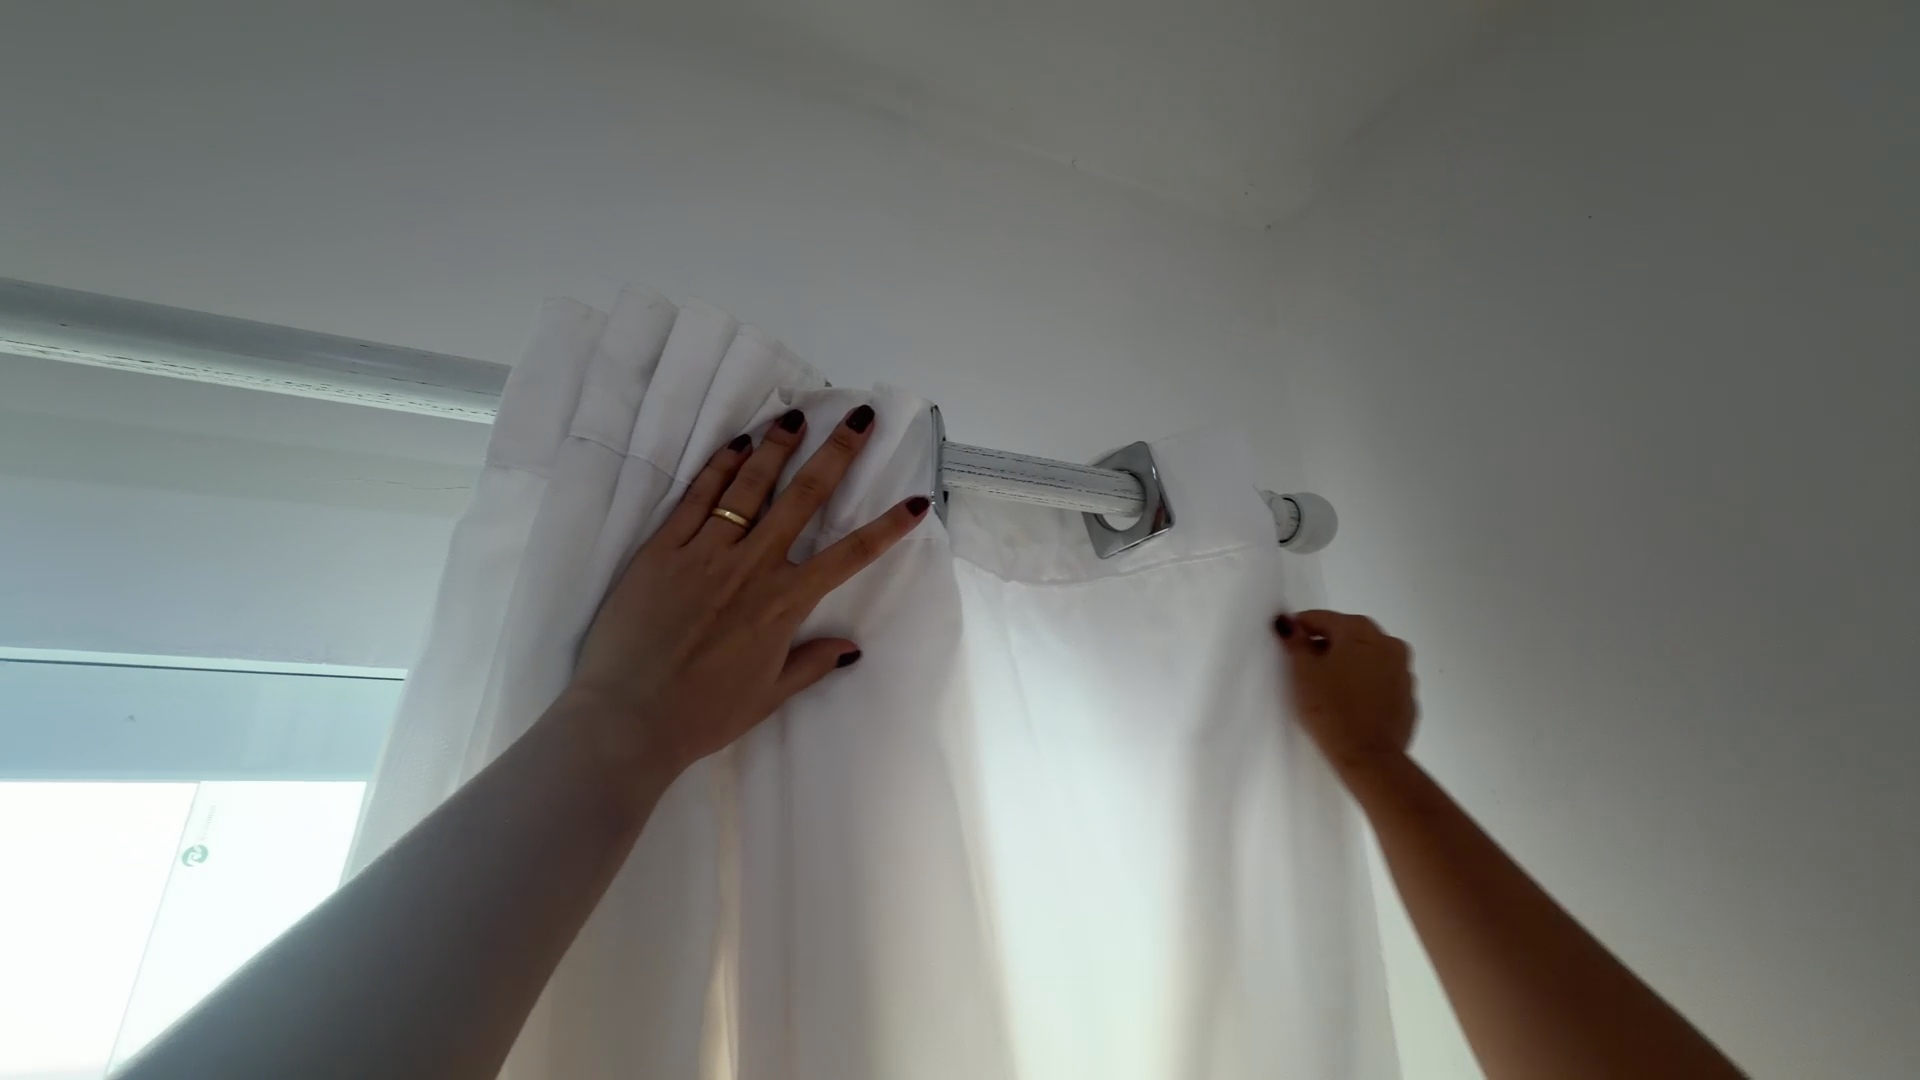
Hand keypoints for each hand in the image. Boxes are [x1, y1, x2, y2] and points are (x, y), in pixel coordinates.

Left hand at [563, 403, 929, 786]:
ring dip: (777, 447)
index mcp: (784, 604)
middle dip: (837, 454)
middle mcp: (752, 566)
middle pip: (804, 499)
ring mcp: (705, 552)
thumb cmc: (703, 714)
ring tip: (795, 415)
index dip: (888, 527)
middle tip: (858, 418)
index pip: (850, 556)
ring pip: (749, 487)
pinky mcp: (662, 549)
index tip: (916, 501)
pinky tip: (736, 443)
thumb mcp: (769, 696)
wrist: (626, 719)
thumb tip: (852, 646)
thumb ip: (812, 663)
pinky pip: (696, 498)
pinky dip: (719, 467)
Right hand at [1274, 610, 1416, 776]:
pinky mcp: (1408, 697)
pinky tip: (1349, 700)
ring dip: (1348, 661)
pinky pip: (1380, 679)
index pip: (1323, 618)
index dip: (1300, 627)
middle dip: (1326, 643)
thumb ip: (1296, 642)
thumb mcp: (1302, 672)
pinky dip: (1364, 681)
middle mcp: (1388, 643)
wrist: (1368, 756)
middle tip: (1304, 664)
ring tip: (1327, 684)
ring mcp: (1403, 671)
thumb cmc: (1329, 708)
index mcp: (1360, 632)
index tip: (1286, 642)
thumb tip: (1290, 624)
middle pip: (1349, 633)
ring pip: (1368, 656)